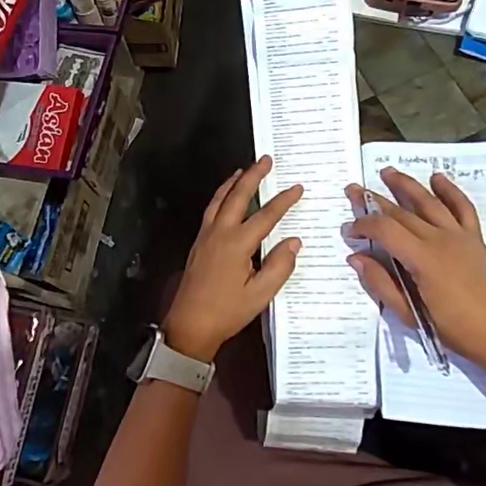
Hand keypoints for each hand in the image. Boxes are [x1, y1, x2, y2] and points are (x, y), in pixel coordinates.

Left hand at [162, 157, 302, 361]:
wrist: (189, 325)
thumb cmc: (226, 312)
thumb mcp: (260, 294)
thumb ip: (279, 266)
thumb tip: (294, 242)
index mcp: (237, 244)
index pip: (265, 216)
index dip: (283, 201)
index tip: (296, 188)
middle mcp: (219, 233)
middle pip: (237, 197)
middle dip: (253, 176)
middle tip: (265, 159)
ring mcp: (206, 237)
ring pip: (219, 200)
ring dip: (233, 183)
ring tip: (243, 170)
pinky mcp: (198, 243)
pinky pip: (211, 210)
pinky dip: (220, 196)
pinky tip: (225, 197)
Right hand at [346, 168, 485, 378]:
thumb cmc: (458, 331)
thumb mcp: (412, 315)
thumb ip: (383, 284)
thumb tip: (357, 258)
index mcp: (422, 259)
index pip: (385, 230)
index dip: (363, 225)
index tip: (349, 231)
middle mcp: (440, 239)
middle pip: (402, 212)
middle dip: (374, 200)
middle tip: (353, 189)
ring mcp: (460, 236)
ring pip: (429, 202)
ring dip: (407, 185)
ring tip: (388, 171)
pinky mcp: (476, 239)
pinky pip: (462, 207)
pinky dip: (449, 190)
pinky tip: (438, 178)